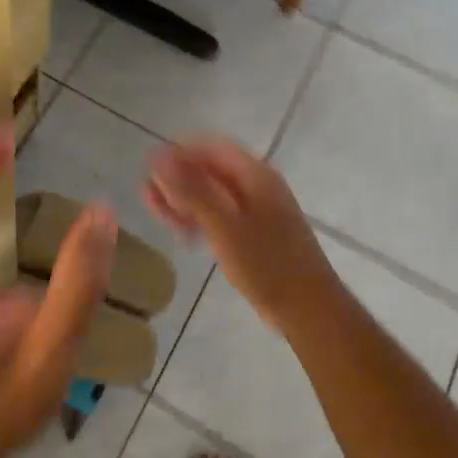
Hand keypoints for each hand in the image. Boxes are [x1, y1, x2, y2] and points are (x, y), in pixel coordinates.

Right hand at [145, 138, 335, 329]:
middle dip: (177, 179)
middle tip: (148, 198)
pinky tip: (184, 235)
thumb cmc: (266, 265)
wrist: (308, 309)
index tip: (149, 171)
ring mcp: (258, 209)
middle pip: (209, 169)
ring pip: (213, 193)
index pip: (210, 147)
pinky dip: (200, 218)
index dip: (178, 153)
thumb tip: (159, 156)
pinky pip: (222, 214)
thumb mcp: (223, 225)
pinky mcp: (256, 232)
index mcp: (254, 175)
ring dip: (185, 200)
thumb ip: (191, 190)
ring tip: (160, 217)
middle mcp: (257, 185)